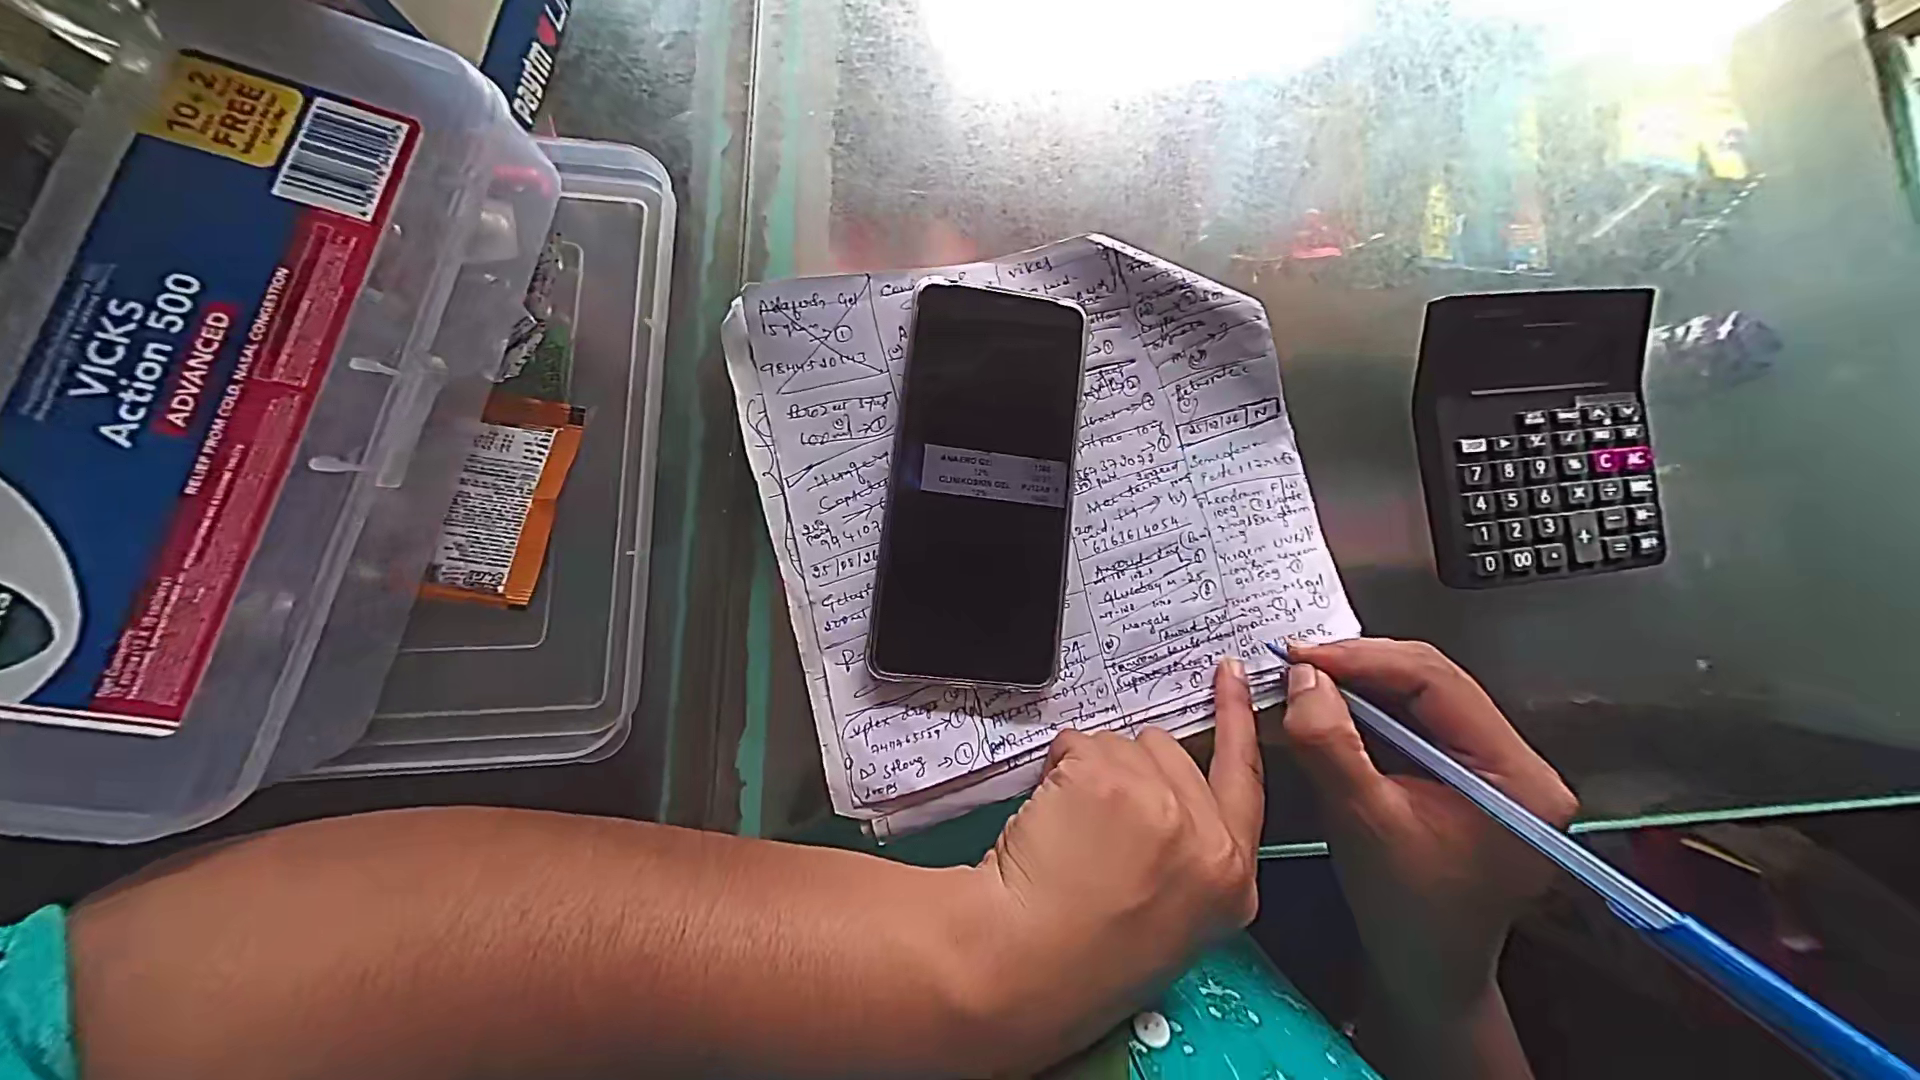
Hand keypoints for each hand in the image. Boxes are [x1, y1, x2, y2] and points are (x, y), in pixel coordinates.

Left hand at [968, 656, 1263, 1066]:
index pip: (1244, 774)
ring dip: (1091, 770)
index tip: (1230, 677)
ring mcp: (1160, 800)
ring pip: (1118, 742)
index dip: (1234, 719)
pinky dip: (1057, 768)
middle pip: (1165, 749)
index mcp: (1230, 874)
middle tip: (1096, 822)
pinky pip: (1077, 742)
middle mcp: (1205, 834)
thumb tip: (1156, 784)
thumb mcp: (1170, 904)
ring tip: (1073, 831)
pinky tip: (1052, 817)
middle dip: (1127, 769)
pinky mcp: (1109, 777)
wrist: (1028, 964)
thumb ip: (1185, 840)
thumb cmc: (1085, 946)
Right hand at [1282, 638, 1577, 1014]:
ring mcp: (1485, 763)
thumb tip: (1302, 677)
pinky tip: (1324, 702)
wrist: (1424, 966)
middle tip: (1295, 662)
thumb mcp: (1361, 821)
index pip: (1438, 683)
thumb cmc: (1406, 908)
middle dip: (1356, 665)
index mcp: (1515, 776)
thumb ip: (1331, 744)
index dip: (1363, 659)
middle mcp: (1512, 760)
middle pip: (1430, 679)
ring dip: (1354, 680)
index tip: (1300, 656)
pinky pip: (1403, 714)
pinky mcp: (1455, 769)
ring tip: (1302, 677)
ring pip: (1414, 692)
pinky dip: (1358, 703)